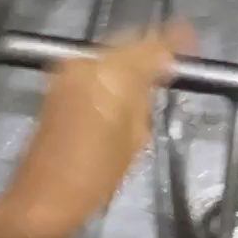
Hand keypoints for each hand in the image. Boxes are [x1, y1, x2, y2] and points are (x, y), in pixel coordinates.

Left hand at [0, 23, 194, 237]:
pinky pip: (94, 65)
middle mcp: (88, 64)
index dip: (175, 40)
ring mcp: (69, 72)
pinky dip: (111, 70)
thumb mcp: (136, 139)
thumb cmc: (98, 175)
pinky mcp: (57, 84)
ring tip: (152, 76)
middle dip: (151, 48)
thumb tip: (155, 76)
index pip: (152, 45)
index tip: (192, 41)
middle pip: (128, 41)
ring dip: (130, 58)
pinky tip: (125, 86)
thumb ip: (146, 99)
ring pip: (109, 51)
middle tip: (173, 62)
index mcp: (113, 76)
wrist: (44, 197)